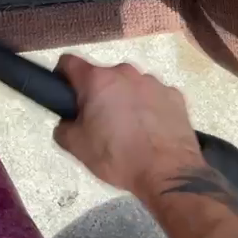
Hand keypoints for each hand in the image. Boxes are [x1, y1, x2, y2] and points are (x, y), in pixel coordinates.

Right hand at [53, 55, 208, 197]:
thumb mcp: (77, 148)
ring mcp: (152, 82)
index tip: (67, 93)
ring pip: (130, 85)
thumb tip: (67, 122)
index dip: (63, 75)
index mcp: (97, 80)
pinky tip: (153, 131)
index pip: (68, 61)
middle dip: (99, 94)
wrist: (169, 175)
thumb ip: (62, 128)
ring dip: (126, 100)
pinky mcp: (175, 95)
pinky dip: (150, 108)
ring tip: (132, 131)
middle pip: (102, 77)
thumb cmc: (119, 157)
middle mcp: (124, 72)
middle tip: (101, 123)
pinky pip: (155, 96)